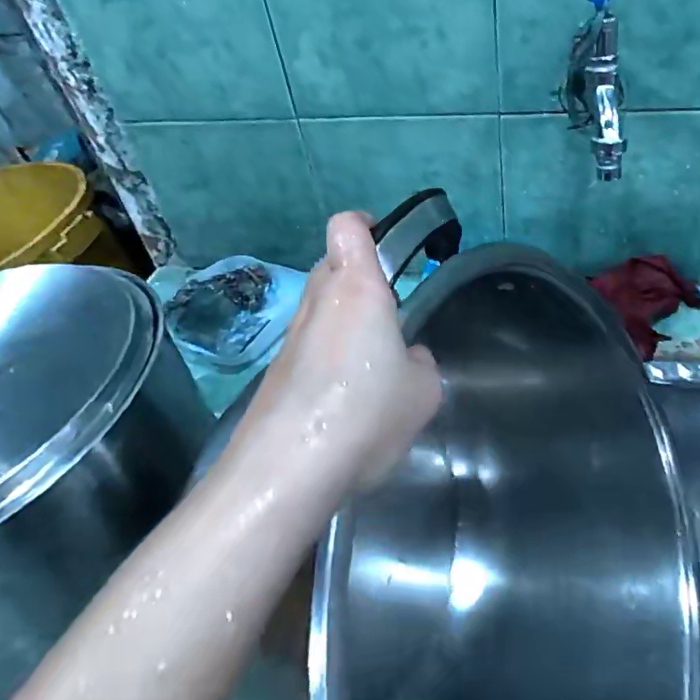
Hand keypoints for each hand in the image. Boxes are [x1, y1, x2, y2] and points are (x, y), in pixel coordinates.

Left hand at [225, 212, 442, 489]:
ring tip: (375, 363)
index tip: (391, 244)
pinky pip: (311, 346)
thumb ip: (421, 362)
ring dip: (346, 321)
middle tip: (392, 312)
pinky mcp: (275, 374)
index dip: (369, 224)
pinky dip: (330, 357)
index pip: (348, 227)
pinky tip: (348, 401)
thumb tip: (405, 358)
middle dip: (362, 278)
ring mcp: (291, 339)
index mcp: (358, 290)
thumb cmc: (365, 413)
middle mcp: (319, 303)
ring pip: (321, 308)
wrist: (284, 474)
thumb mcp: (424, 390)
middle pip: (333, 265)